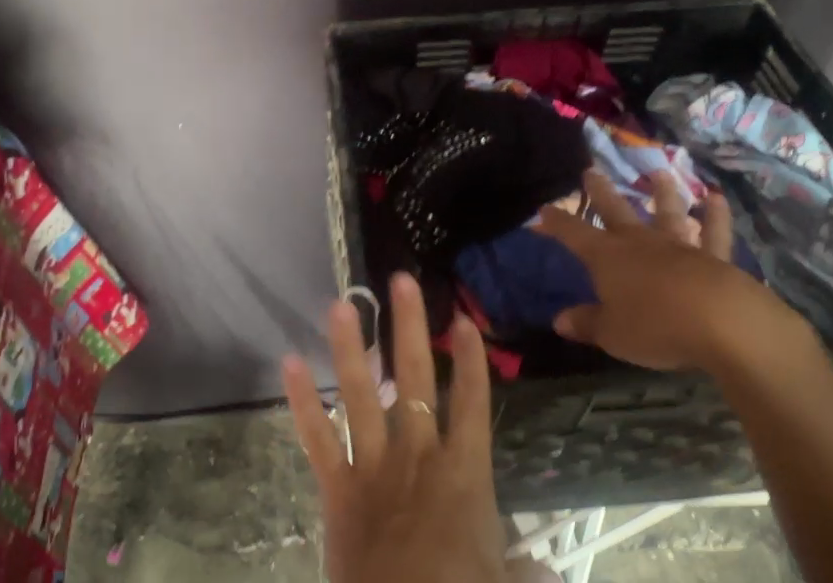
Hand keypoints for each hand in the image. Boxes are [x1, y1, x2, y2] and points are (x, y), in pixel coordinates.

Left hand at [283, 272, 505, 582]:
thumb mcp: (502, 578)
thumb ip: (523, 565)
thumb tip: (543, 571)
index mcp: (464, 472)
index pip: (474, 402)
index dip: (472, 360)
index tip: (465, 319)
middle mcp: (417, 455)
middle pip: (415, 379)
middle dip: (409, 327)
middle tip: (401, 280)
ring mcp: (372, 466)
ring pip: (361, 394)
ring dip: (349, 347)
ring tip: (340, 305)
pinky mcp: (336, 487)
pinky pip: (316, 437)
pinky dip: (302, 401)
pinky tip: (289, 363)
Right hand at [535, 170, 797, 372]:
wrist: (721, 322)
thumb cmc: (655, 326)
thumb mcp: (611, 333)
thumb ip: (586, 323)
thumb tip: (559, 320)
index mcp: (607, 257)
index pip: (573, 234)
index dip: (556, 222)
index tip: (543, 209)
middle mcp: (640, 243)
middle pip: (616, 210)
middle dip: (601, 192)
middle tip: (591, 171)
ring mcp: (678, 246)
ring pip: (667, 213)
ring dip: (662, 193)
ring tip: (659, 173)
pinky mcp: (714, 258)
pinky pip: (715, 233)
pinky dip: (716, 216)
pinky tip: (717, 200)